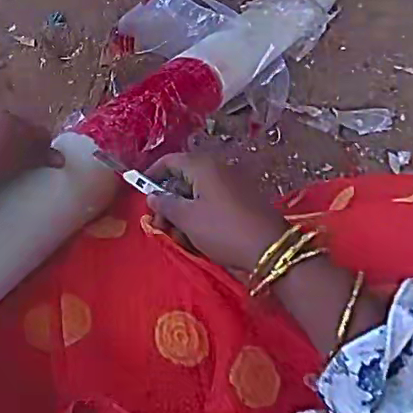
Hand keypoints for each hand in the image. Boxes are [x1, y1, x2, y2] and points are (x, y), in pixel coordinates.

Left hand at [0, 105, 63, 189]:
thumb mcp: (22, 163)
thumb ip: (41, 157)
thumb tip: (60, 159)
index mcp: (19, 122)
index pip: (39, 132)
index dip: (43, 146)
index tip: (43, 158)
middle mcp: (1, 113)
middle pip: (18, 126)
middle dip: (21, 139)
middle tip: (20, 157)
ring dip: (0, 137)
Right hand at [143, 153, 287, 273]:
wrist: (272, 251)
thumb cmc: (223, 230)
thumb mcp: (187, 219)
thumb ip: (165, 204)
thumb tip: (152, 195)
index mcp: (202, 166)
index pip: (169, 161)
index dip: (151, 175)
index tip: (140, 192)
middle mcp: (217, 169)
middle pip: (182, 180)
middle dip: (167, 202)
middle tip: (159, 226)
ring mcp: (231, 185)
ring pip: (196, 195)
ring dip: (182, 213)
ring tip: (177, 237)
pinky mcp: (241, 202)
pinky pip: (211, 203)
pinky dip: (199, 217)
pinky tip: (196, 238)